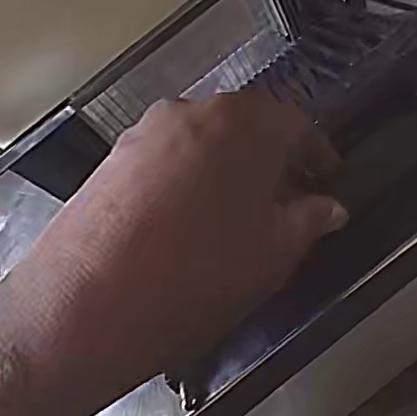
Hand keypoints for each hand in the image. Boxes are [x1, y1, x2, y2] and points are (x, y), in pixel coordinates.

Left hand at [0, 90, 346, 402]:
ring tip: (233, 218)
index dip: (316, 156)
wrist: (87, 303)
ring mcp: (144, 133)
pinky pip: (164, 162)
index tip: (325, 180)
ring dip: (224, 171)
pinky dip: (185, 182)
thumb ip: (308, 222)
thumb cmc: (197, 276)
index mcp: (244, 122)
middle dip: (268, 161)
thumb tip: (329, 208)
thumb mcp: (272, 256)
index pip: (296, 125)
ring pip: (201, 144)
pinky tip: (185, 224)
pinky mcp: (110, 160)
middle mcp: (191, 112)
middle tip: (283, 202)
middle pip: (244, 127)